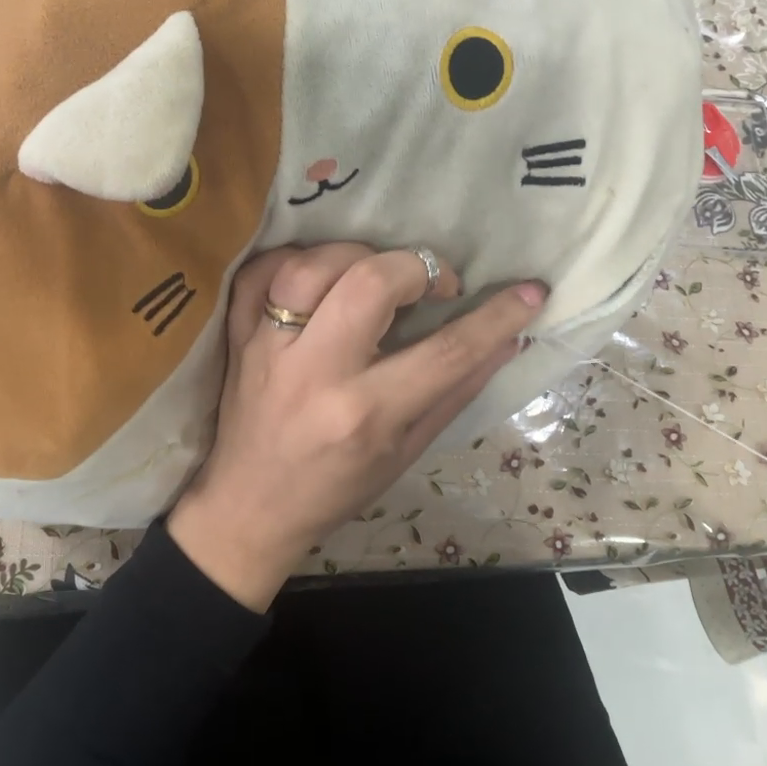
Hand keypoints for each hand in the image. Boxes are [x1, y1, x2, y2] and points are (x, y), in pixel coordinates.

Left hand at [166, 243, 546, 611]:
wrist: (249, 509)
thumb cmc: (334, 490)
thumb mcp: (405, 453)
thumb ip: (456, 392)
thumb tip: (508, 340)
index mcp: (365, 414)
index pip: (447, 351)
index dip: (498, 316)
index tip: (529, 292)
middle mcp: (315, 373)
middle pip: (369, 283)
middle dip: (416, 267)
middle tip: (432, 285)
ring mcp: (268, 350)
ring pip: (309, 267)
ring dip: (353, 256)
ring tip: (375, 273)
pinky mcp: (237, 337)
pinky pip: (256, 274)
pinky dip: (290, 259)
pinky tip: (319, 272)